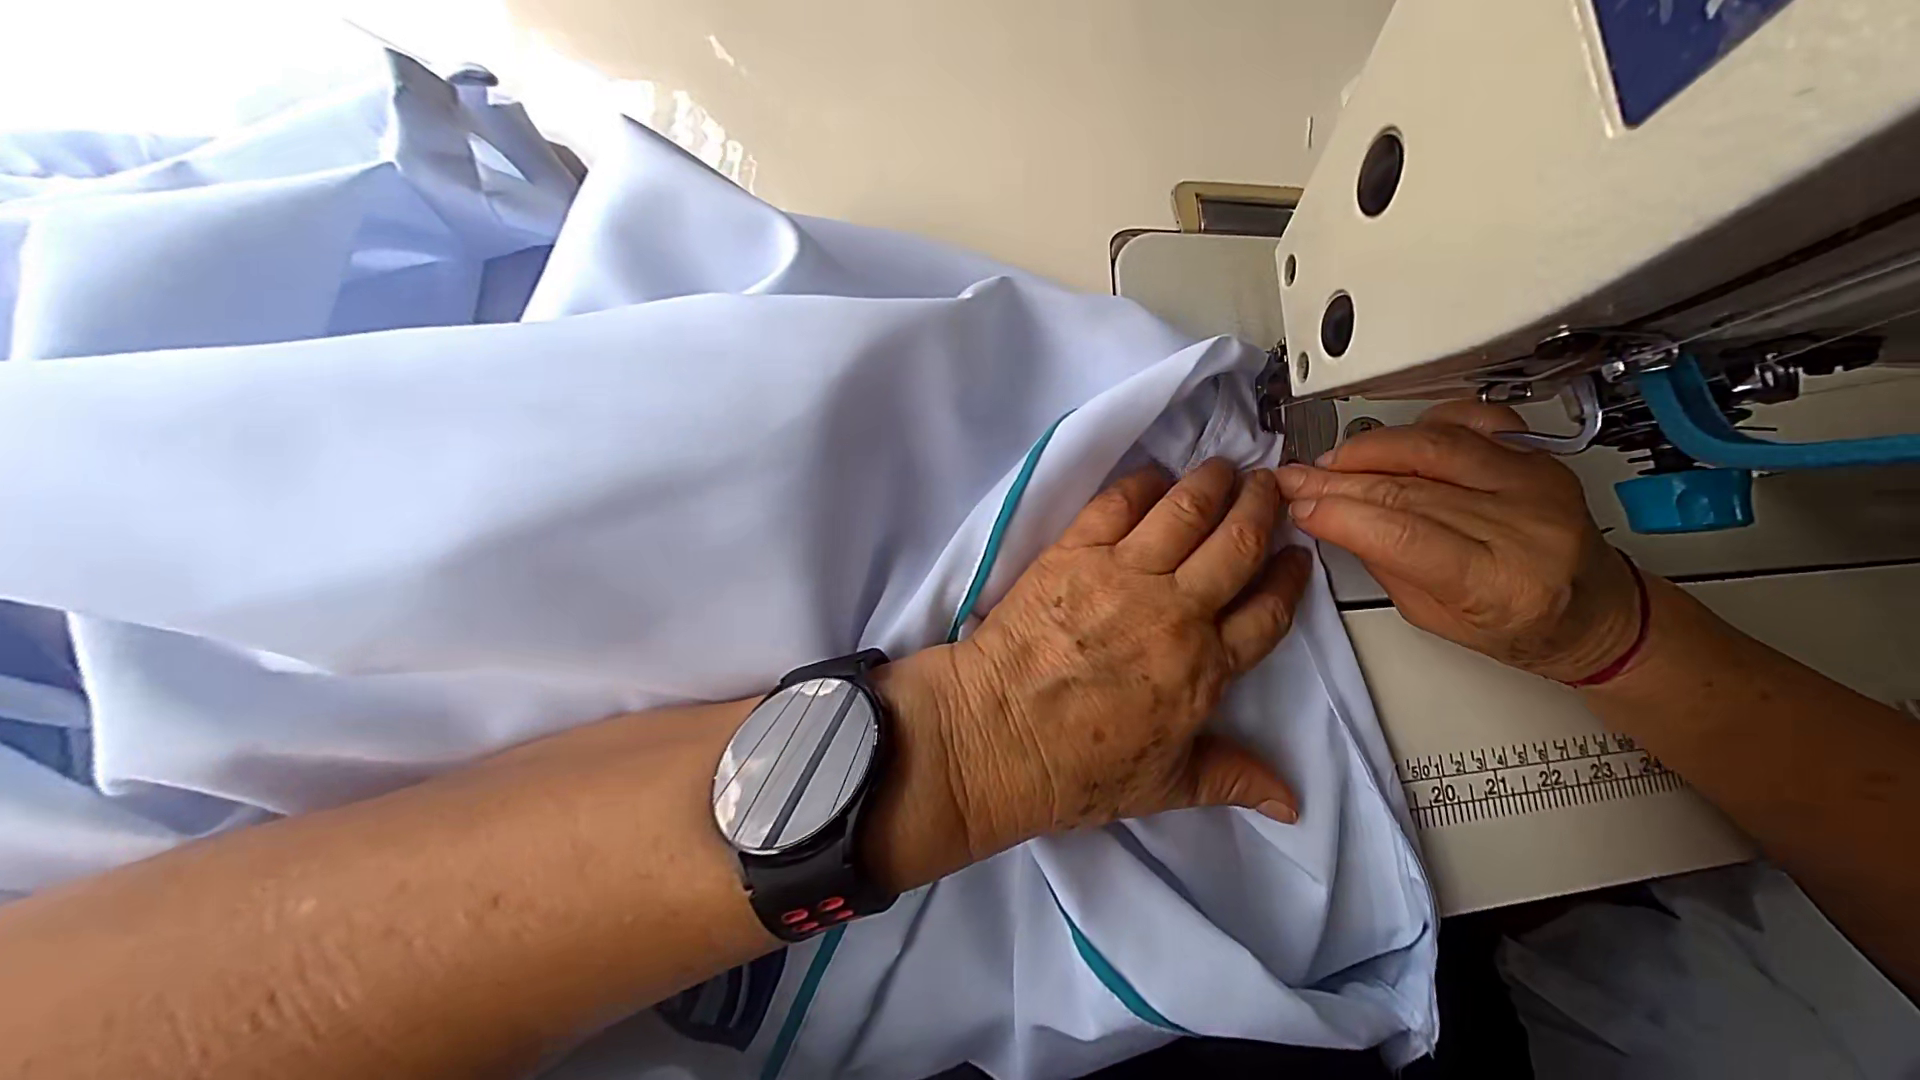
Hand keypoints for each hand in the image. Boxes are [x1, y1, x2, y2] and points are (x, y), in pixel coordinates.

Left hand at [868, 460, 1310, 889]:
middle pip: (1236, 545)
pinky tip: (1155, 477)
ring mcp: (1123, 576)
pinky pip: (1117, 504)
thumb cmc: (1077, 768)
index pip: (1267, 610)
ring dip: (1212, 483)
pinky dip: (1142, 484)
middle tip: (1268, 485)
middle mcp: (1175, 611)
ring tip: (1224, 468)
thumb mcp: (1165, 785)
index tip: (1296, 552)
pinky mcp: (1072, 554)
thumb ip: (1231, 777)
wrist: (995, 735)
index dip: (1289, 577)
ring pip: (1185, 512)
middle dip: (1261, 508)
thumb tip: (1292, 802)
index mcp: (1206, 668)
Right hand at [1275, 401, 1640, 682]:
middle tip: (1296, 480)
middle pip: (1405, 487)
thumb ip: (1382, 560)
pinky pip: (1472, 420)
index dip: (1339, 515)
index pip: (1400, 534)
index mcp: (1499, 582)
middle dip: (1336, 481)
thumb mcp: (1430, 615)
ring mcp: (1534, 483)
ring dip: (1367, 449)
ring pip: (1430, 445)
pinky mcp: (1537, 456)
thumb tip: (1330, 515)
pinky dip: (1423, 422)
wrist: (1591, 610)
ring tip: (1331, 461)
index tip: (1301, 508)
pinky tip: (1393, 438)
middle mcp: (1524, 526)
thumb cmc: (1515, 623)